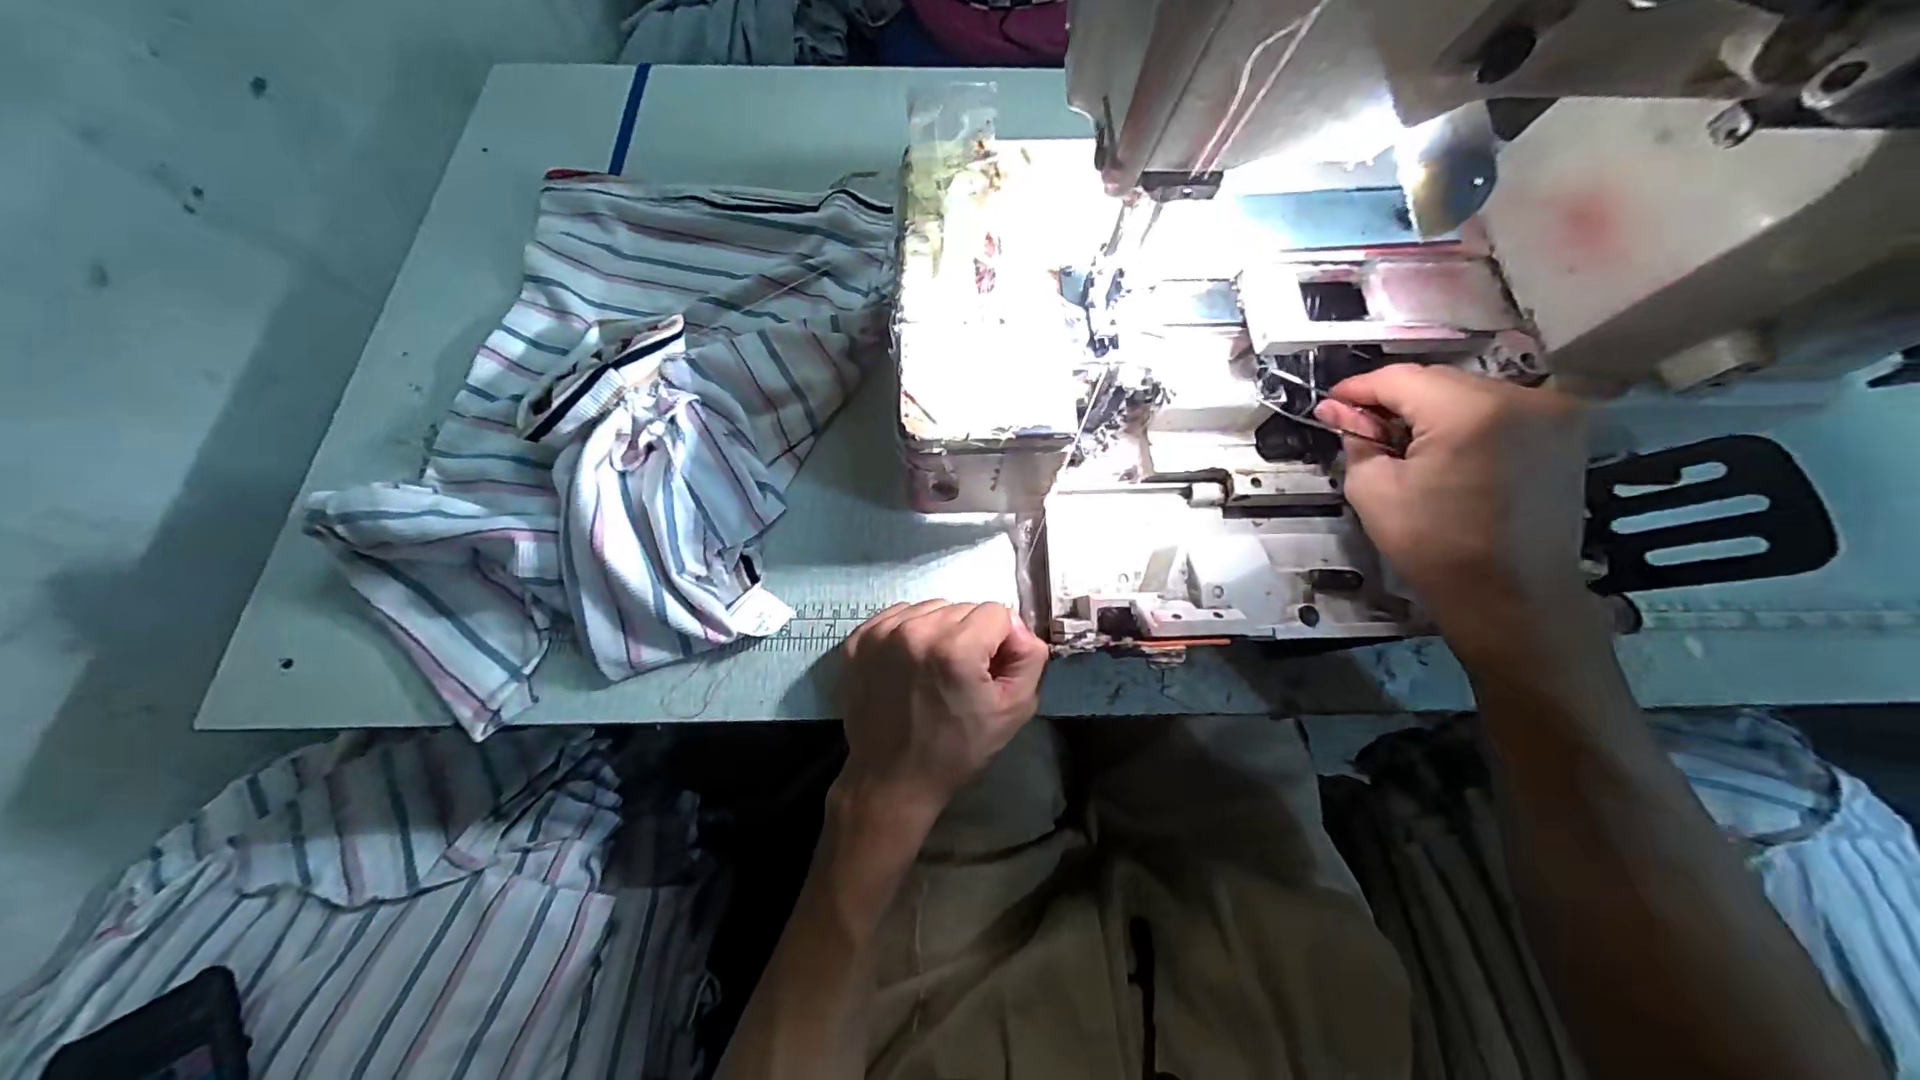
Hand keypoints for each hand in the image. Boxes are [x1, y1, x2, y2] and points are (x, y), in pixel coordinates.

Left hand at [836, 601, 1049, 820]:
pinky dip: (912, 631)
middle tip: (962, 675)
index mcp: (955, 649)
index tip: (989, 672)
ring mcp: (881, 633)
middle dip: (972, 635)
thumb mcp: (1015, 709)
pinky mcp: (859, 639)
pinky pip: (901, 614)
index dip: (1002, 642)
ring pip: (932, 608)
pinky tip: (910, 664)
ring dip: (941, 631)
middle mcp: (915, 631)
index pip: (997, 612)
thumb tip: (1017, 627)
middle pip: (964, 608)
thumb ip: (1029, 656)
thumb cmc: (957, 748)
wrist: (892, 778)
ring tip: (935, 670)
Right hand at [1315, 364, 1590, 638]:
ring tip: (1404, 441)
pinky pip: (1499, 407)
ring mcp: (1552, 410)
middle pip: (1437, 379)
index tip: (1331, 402)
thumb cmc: (1434, 547)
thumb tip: (1339, 409)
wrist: (1512, 595)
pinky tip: (1446, 448)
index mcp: (1467, 412)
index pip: (1400, 378)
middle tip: (1361, 426)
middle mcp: (1520, 396)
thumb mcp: (1374, 491)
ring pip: (1468, 390)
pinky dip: (1465, 418)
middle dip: (1395, 398)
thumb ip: (1357, 440)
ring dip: (1430, 407)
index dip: (1359, 388)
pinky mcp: (1566, 429)